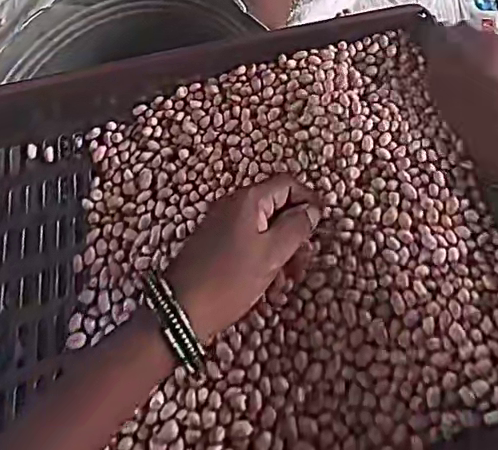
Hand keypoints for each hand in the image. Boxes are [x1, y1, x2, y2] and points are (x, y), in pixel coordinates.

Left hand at [164, 176, 319, 339]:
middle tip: (302, 264)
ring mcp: (222, 225)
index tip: (319, 226)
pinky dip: (262, 261)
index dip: (308, 201)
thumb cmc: (228, 280)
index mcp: (249, 199)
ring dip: (280, 253)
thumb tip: (312, 210)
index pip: (288, 184)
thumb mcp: (271, 254)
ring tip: (284, 285)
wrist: (178, 313)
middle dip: (295, 235)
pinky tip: (266, 290)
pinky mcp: (215, 246)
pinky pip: (248, 244)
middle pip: (277, 208)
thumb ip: (297, 227)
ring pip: (264, 230)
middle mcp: (234, 205)